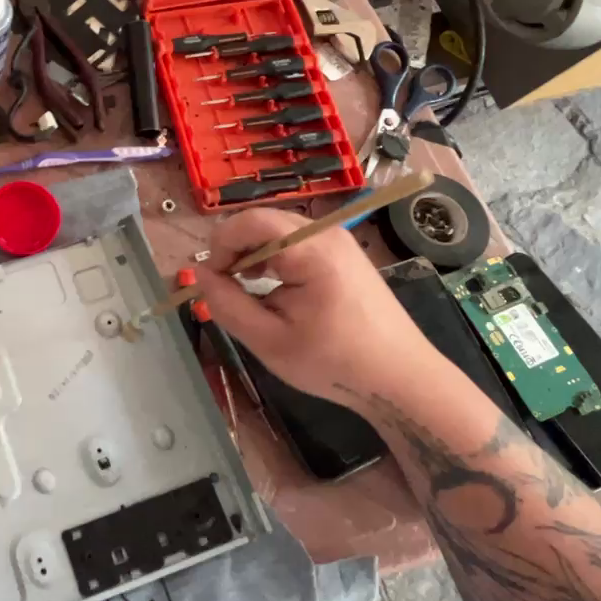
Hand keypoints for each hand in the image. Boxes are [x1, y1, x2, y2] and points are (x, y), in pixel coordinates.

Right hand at [197, 208, 437, 406]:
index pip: (249, 222)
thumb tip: (199, 275)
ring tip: (249, 288)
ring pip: (277, 229)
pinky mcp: (343, 252)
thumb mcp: (269, 341)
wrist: (401, 379)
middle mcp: (326, 233)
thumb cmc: (335, 363)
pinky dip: (274, 256)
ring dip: (253, 252)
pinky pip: (295, 240)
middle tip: (227, 286)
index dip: (220, 245)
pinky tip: (274, 286)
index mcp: (311, 251)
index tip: (213, 281)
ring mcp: (338, 240)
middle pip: (262, 221)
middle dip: (235, 249)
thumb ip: (227, 304)